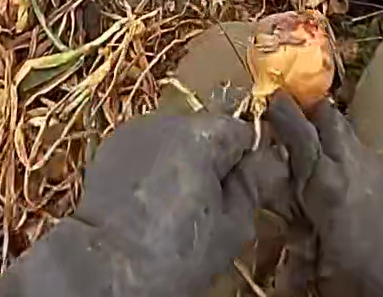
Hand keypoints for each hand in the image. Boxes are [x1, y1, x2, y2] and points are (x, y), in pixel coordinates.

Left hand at [0, 109, 286, 296]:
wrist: (106, 264)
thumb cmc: (176, 252)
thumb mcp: (230, 227)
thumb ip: (255, 183)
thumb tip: (275, 158)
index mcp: (205, 133)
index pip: (241, 130)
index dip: (247, 160)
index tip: (243, 190)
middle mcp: (172, 117)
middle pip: (206, 130)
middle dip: (212, 159)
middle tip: (208, 204)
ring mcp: (139, 126)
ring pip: (175, 137)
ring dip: (181, 159)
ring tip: (174, 203)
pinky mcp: (115, 141)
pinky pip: (147, 145)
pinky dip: (153, 163)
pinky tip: (147, 197)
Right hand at [265, 93, 382, 296]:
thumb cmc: (360, 278)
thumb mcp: (313, 253)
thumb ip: (291, 216)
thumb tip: (269, 194)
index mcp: (324, 180)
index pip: (296, 126)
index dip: (278, 110)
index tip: (266, 102)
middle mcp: (348, 161)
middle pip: (325, 112)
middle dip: (306, 110)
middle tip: (291, 121)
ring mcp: (371, 162)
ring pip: (344, 126)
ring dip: (327, 130)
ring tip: (316, 150)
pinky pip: (359, 146)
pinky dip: (345, 151)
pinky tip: (342, 174)